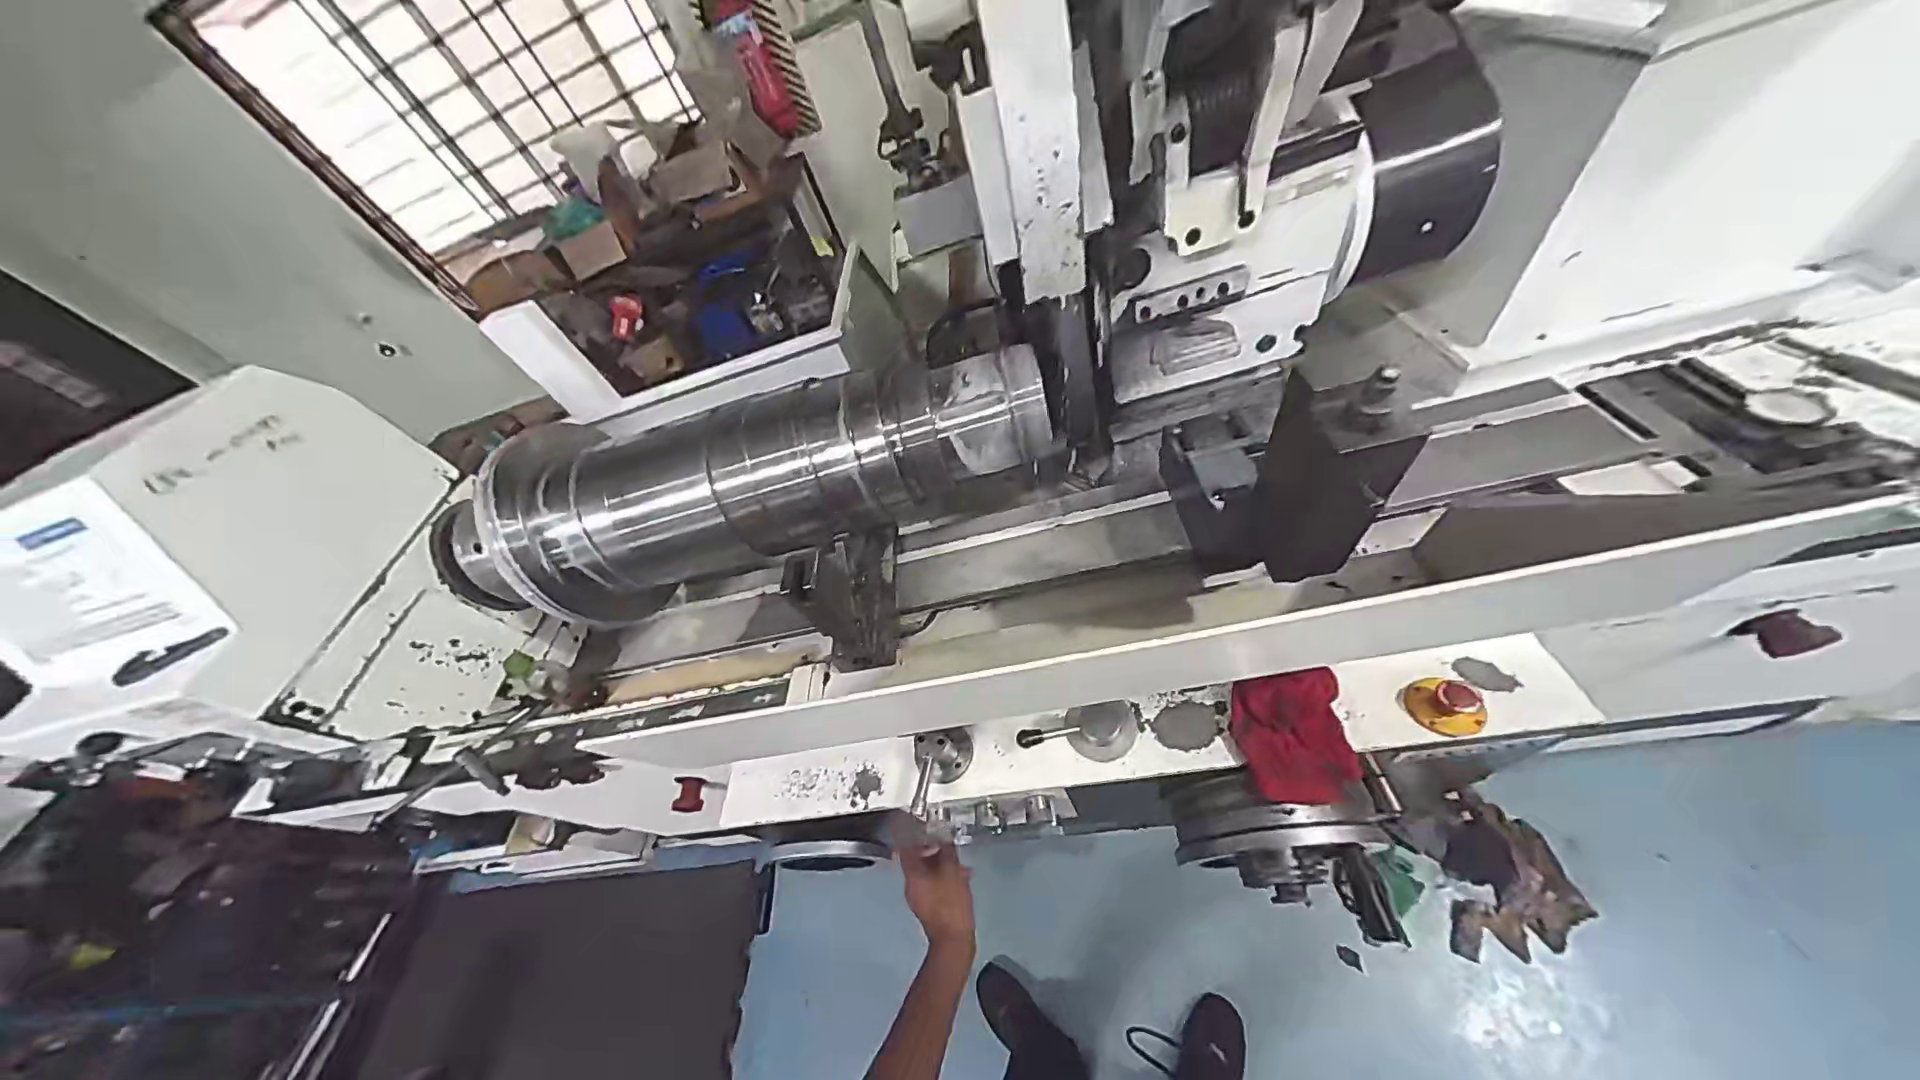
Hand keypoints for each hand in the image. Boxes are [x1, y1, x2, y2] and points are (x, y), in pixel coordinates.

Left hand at [899, 843, 974, 950]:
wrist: (954, 941)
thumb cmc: (951, 904)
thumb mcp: (952, 871)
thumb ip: (947, 851)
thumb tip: (944, 838)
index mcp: (913, 875)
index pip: (906, 847)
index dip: (915, 834)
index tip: (925, 826)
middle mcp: (911, 885)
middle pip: (917, 859)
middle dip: (933, 848)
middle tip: (948, 843)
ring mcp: (920, 897)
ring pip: (928, 871)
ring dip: (942, 862)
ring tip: (959, 862)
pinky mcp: (930, 906)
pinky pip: (934, 883)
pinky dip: (945, 876)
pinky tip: (962, 877)